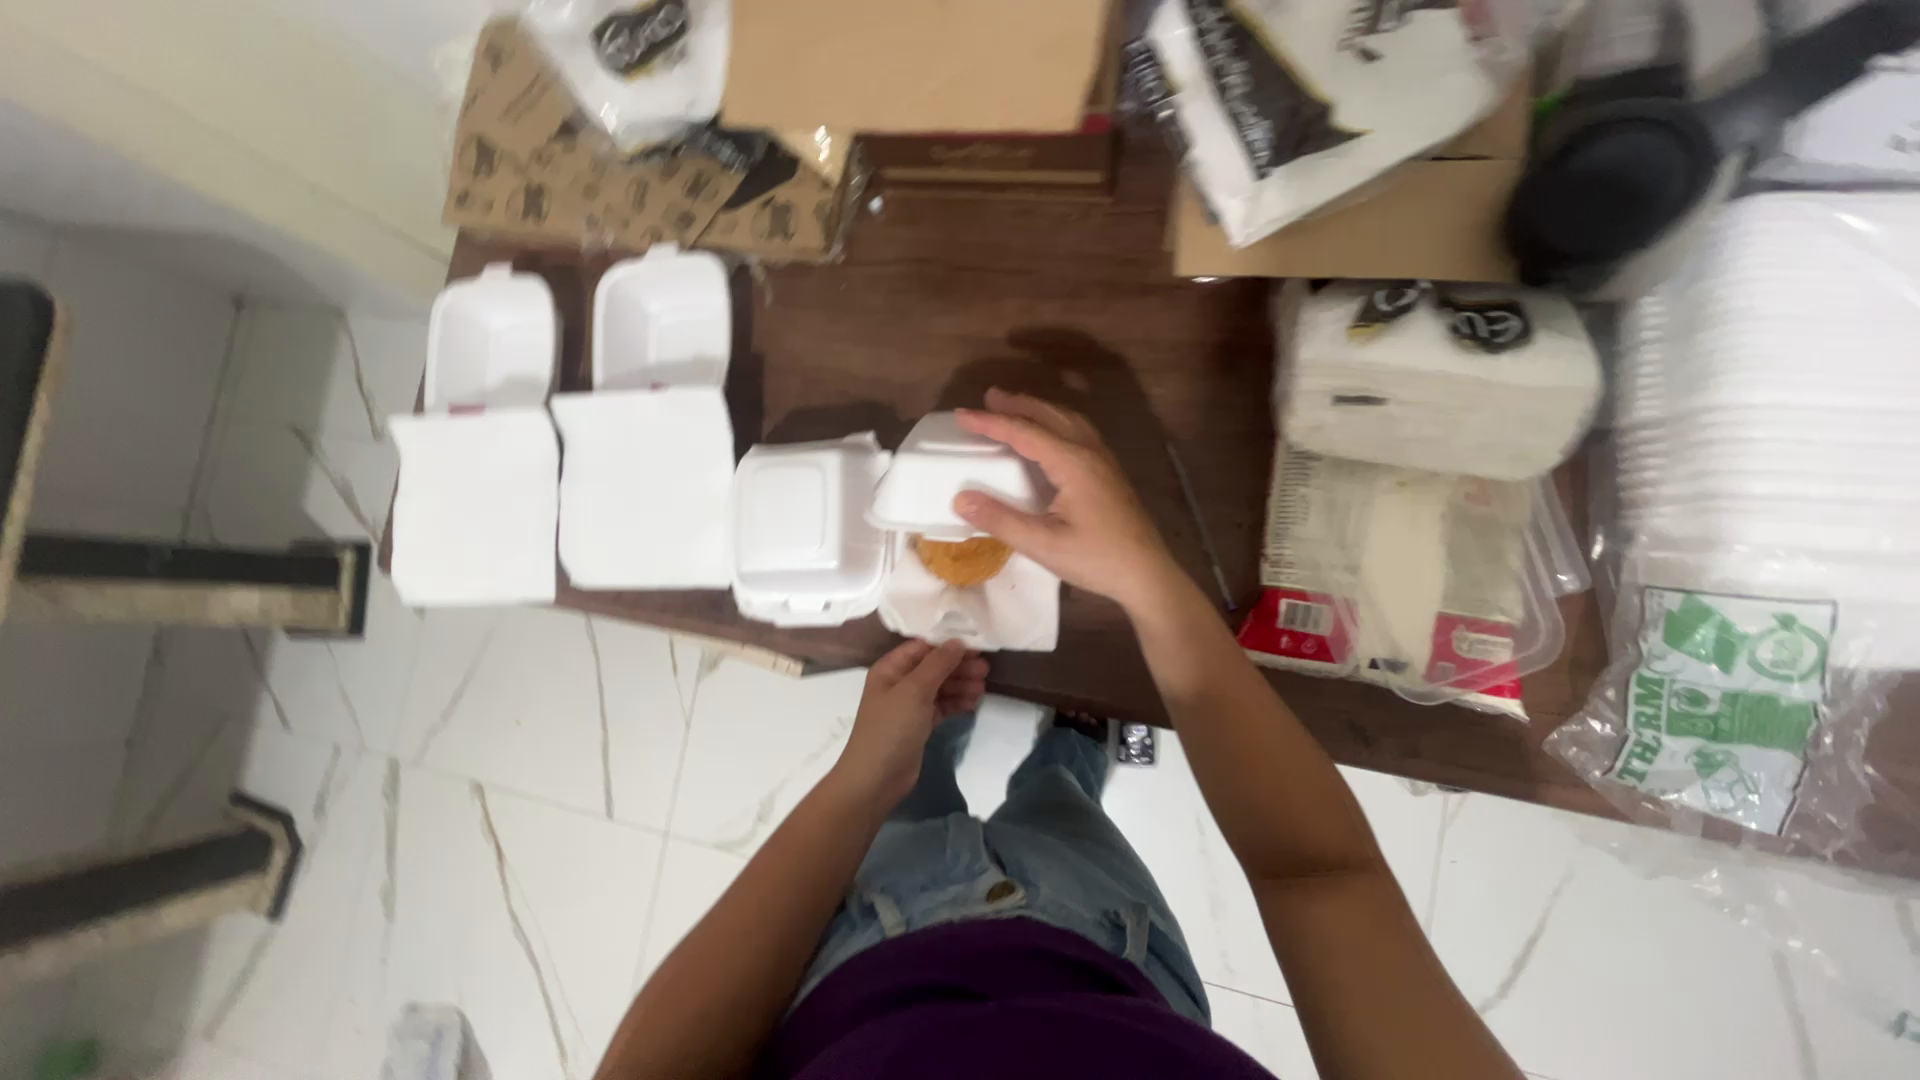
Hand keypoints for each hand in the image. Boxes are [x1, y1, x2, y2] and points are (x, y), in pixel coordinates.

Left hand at [830, 639, 986, 808]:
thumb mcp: (914, 690)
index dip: (948, 644)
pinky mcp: (919, 725)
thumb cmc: (891, 728)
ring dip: (961, 685)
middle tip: (985, 670)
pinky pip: (941, 706)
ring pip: (940, 687)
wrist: (876, 779)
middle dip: (958, 666)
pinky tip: (973, 703)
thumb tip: (958, 641)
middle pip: (933, 666)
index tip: (976, 646)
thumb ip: (938, 664)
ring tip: (983, 688)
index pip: (922, 647)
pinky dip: (956, 703)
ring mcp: (909, 705)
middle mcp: (899, 683)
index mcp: (891, 668)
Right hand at [953, 388, 1184, 614]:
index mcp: (1073, 463)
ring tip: (1013, 407)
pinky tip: (1049, 433)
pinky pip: (1078, 431)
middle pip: (1049, 415)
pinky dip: (1055, 422)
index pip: (1025, 432)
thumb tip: (961, 499)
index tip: (962, 415)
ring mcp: (1103, 460)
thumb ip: (1001, 520)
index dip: (991, 422)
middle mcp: (1090, 452)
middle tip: (987, 398)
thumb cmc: (1097, 559)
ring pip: (1068, 420)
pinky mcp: (1108, 472)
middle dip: (1017, 404)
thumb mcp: (1043, 545)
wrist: (1146, 573)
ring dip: (1038, 410)